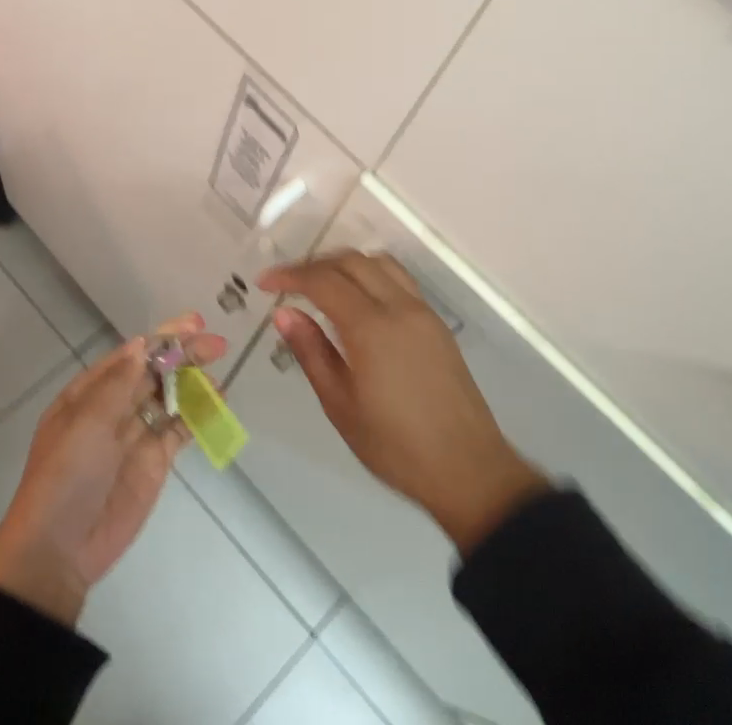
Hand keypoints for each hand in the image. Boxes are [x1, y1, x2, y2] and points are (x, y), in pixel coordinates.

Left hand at [0, 315, 226, 624]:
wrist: (61, 545)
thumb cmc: (66, 476)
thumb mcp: (86, 423)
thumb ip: (118, 384)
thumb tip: (141, 344)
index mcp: (87, 394)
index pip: (129, 356)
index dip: (160, 338)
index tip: (193, 323)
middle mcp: (112, 409)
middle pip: (153, 373)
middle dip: (183, 355)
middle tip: (217, 343)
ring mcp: (135, 436)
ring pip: (168, 398)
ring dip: (193, 382)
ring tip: (220, 368)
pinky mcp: (154, 462)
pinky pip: (179, 430)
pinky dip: (198, 414)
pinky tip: (218, 401)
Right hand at [259, 251, 548, 554]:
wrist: (467, 468)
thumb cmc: (394, 446)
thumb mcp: (340, 404)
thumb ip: (311, 352)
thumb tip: (285, 313)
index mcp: (372, 328)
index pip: (324, 281)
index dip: (290, 275)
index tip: (264, 283)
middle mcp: (401, 309)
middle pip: (353, 262)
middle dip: (315, 265)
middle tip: (286, 283)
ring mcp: (424, 314)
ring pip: (381, 265)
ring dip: (345, 265)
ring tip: (318, 286)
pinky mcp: (437, 326)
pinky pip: (400, 281)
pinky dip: (370, 276)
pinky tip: (355, 302)